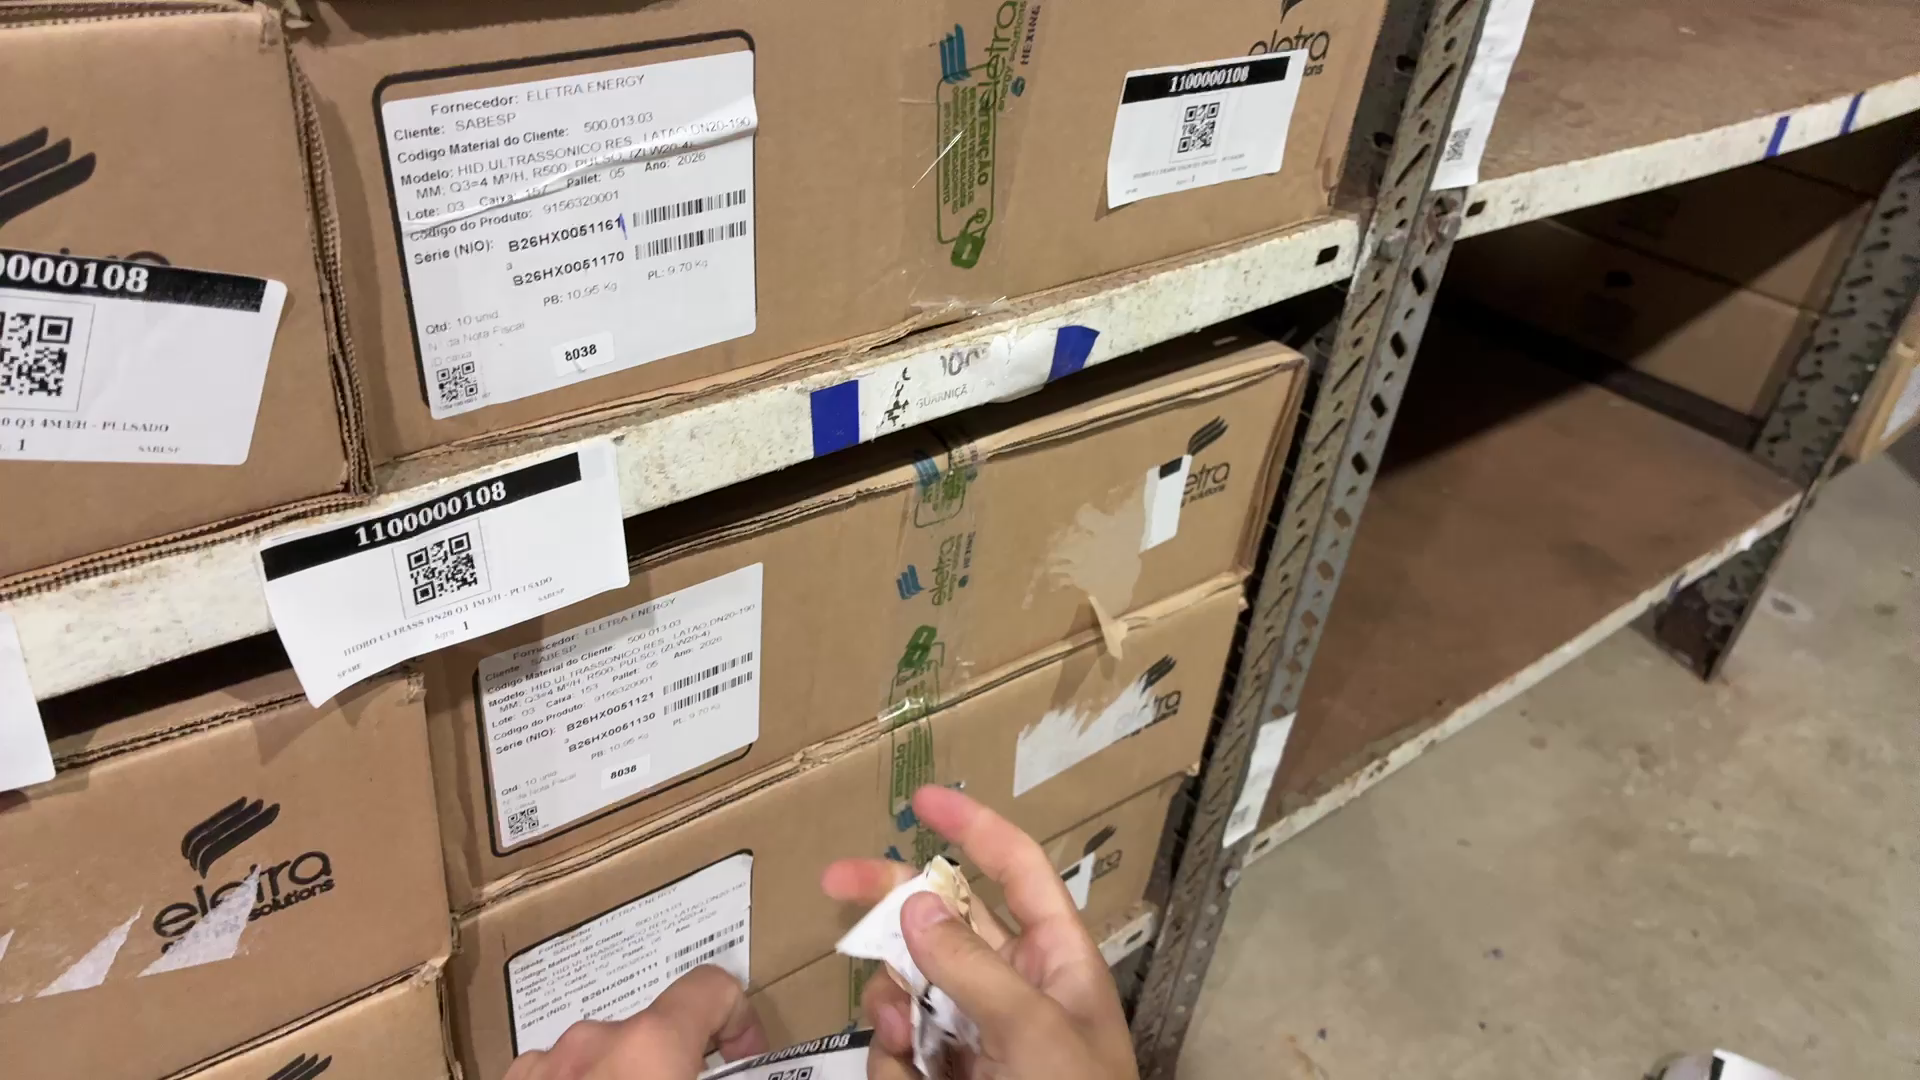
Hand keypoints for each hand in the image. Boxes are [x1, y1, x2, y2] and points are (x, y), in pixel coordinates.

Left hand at [502, 965, 767, 1079]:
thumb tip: (756, 1061)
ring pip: (591, 1057)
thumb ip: (728, 1066)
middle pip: (651, 1030)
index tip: (748, 1060)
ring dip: (617, 1078)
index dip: (741, 1020)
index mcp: (649, 1045)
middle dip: (674, 1061)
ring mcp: (532, 1074)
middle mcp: (588, 1044)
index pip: (714, 987)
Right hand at [821, 786, 1138, 1079]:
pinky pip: (903, 1043)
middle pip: (944, 914)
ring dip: (892, 995)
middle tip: (833, 881)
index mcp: (1054, 956)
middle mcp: (1013, 982)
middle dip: (892, 897)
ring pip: (913, 981)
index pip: (1015, 866)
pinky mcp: (948, 1074)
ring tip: (899, 1029)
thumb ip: (974, 967)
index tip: (922, 799)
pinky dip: (893, 1053)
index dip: (972, 827)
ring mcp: (977, 1030)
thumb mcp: (1034, 1035)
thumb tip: (915, 902)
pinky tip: (907, 1071)